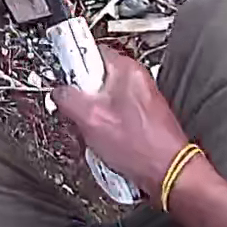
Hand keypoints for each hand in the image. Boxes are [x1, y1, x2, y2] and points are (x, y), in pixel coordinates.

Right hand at [52, 46, 204, 194]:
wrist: (169, 175)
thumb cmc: (141, 147)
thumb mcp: (90, 118)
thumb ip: (67, 98)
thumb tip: (58, 92)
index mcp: (126, 70)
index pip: (89, 50)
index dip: (70, 66)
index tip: (62, 79)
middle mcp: (136, 79)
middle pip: (92, 77)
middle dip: (80, 97)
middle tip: (79, 113)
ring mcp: (139, 98)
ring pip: (100, 98)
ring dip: (90, 114)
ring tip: (93, 130)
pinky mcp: (140, 116)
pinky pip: (111, 113)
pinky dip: (103, 125)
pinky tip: (104, 140)